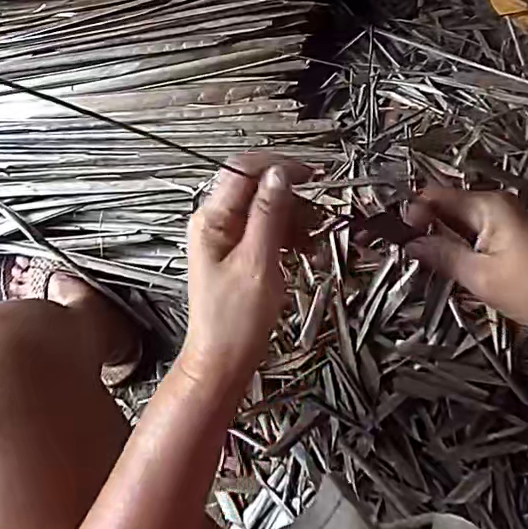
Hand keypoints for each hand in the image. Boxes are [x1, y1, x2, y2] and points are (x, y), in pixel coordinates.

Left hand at [179, 154, 311, 389]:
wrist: (223, 361)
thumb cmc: (233, 322)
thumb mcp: (259, 262)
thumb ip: (270, 214)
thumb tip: (280, 175)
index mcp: (212, 218)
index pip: (243, 169)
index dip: (278, 166)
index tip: (310, 174)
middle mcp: (215, 221)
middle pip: (256, 186)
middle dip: (290, 196)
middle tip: (315, 213)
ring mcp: (225, 235)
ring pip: (265, 206)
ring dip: (292, 216)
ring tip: (310, 238)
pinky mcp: (238, 249)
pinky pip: (266, 226)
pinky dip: (287, 232)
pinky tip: (301, 247)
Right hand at [401, 188, 527, 334]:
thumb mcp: (480, 277)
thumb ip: (441, 255)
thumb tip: (409, 242)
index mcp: (488, 205)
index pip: (436, 197)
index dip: (413, 212)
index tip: (398, 235)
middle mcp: (495, 202)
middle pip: (447, 205)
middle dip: (425, 225)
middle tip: (407, 250)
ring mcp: (504, 215)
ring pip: (459, 218)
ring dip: (441, 235)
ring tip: (425, 257)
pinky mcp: (510, 230)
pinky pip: (473, 227)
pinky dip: (459, 241)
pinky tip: (452, 260)